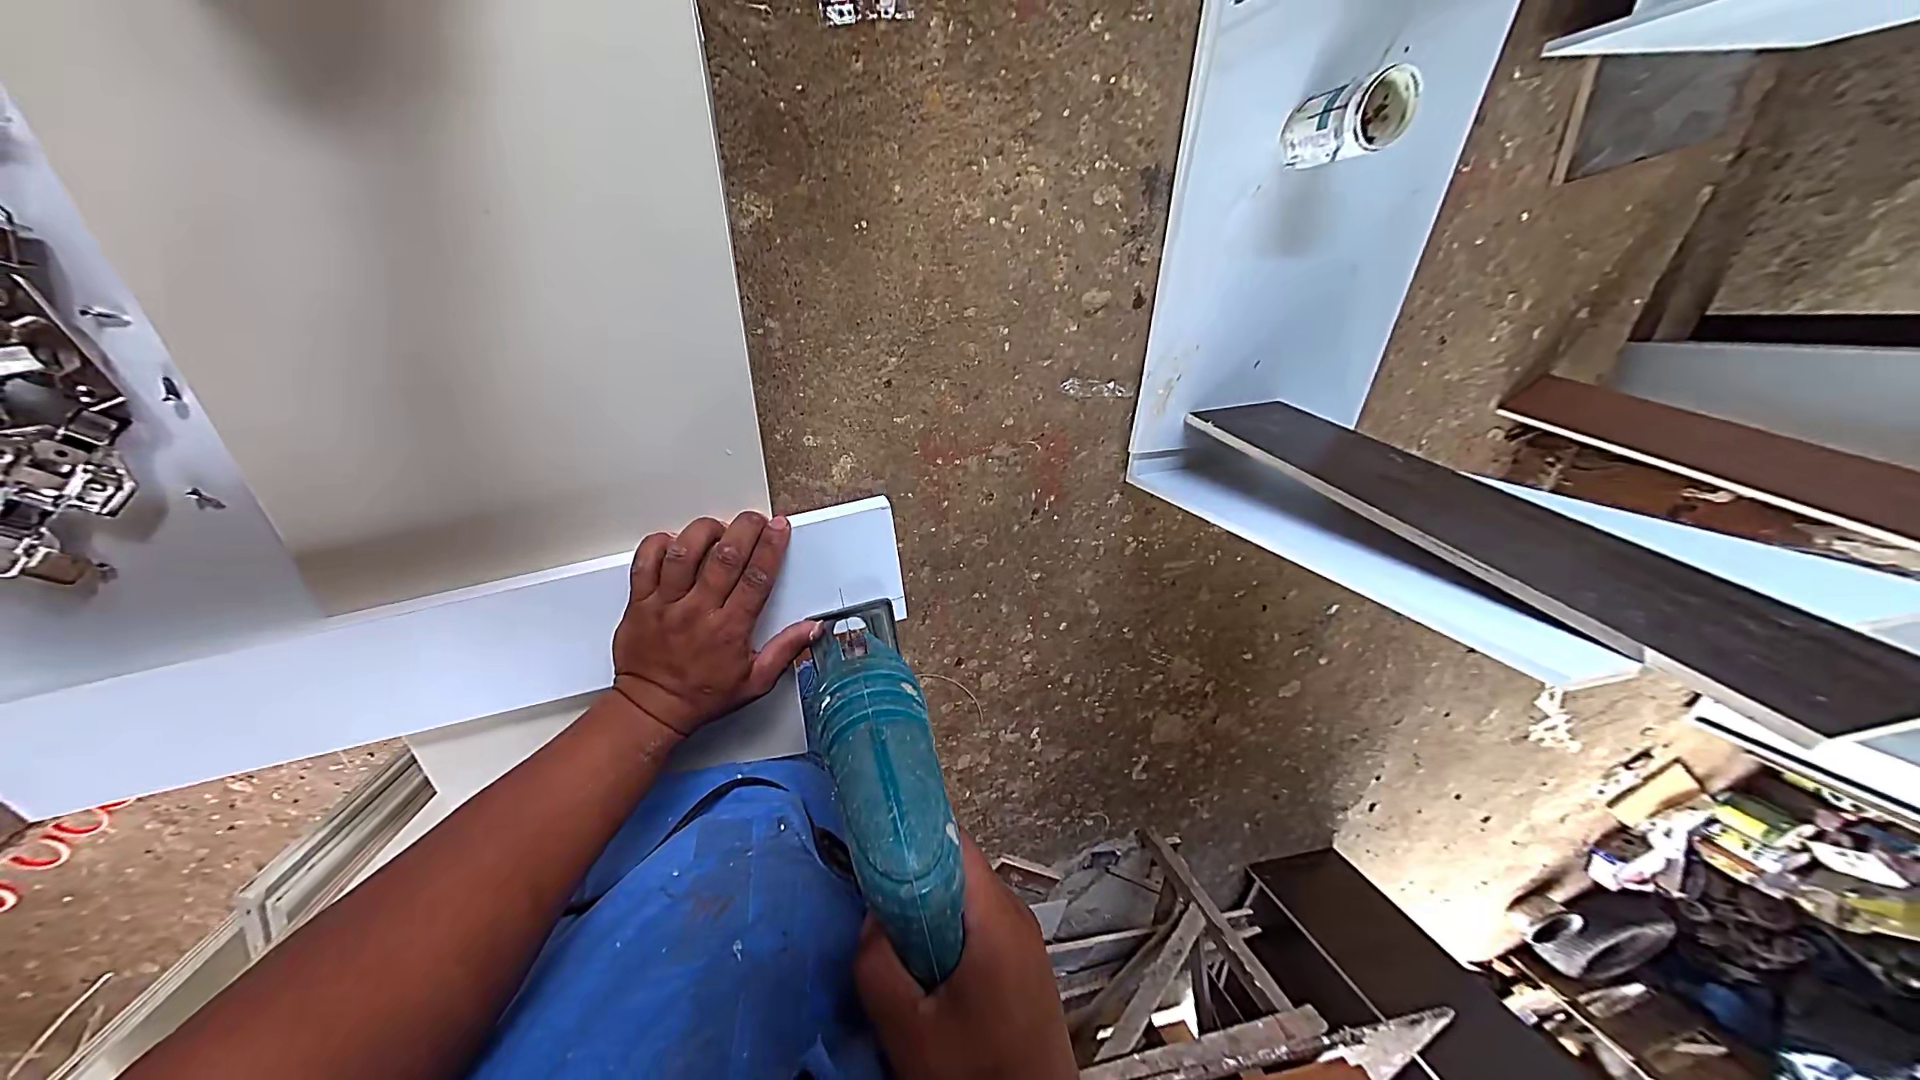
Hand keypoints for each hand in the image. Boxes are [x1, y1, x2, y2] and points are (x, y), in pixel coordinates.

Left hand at [611, 512, 821, 737]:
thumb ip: (785, 651)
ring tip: (718, 527)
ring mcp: (665, 605)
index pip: (756, 578)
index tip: (779, 529)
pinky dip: (660, 544)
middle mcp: (697, 613)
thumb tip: (811, 629)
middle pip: (725, 556)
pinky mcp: (639, 603)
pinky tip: (675, 541)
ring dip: (705, 531)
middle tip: (755, 519)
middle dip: (745, 528)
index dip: (771, 547)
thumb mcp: (755, 681)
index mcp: (729, 630)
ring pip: (685, 553)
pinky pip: (645, 562)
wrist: (651, 709)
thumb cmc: (701, 696)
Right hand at [854, 831, 1076, 1079]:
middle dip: (917, 882)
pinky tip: (931, 968)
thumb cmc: (979, 1073)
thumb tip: (871, 920)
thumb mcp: (909, 1030)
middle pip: (959, 870)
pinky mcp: (1023, 960)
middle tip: (881, 909)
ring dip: (932, 912)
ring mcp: (1024, 937)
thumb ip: (877, 966)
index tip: (878, 849)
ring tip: (903, 944)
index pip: (954, 843)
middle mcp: (1017, 914)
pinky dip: (950, 932)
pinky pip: (980, 924)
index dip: (913, 838)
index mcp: (996, 915)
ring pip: (967, 899)